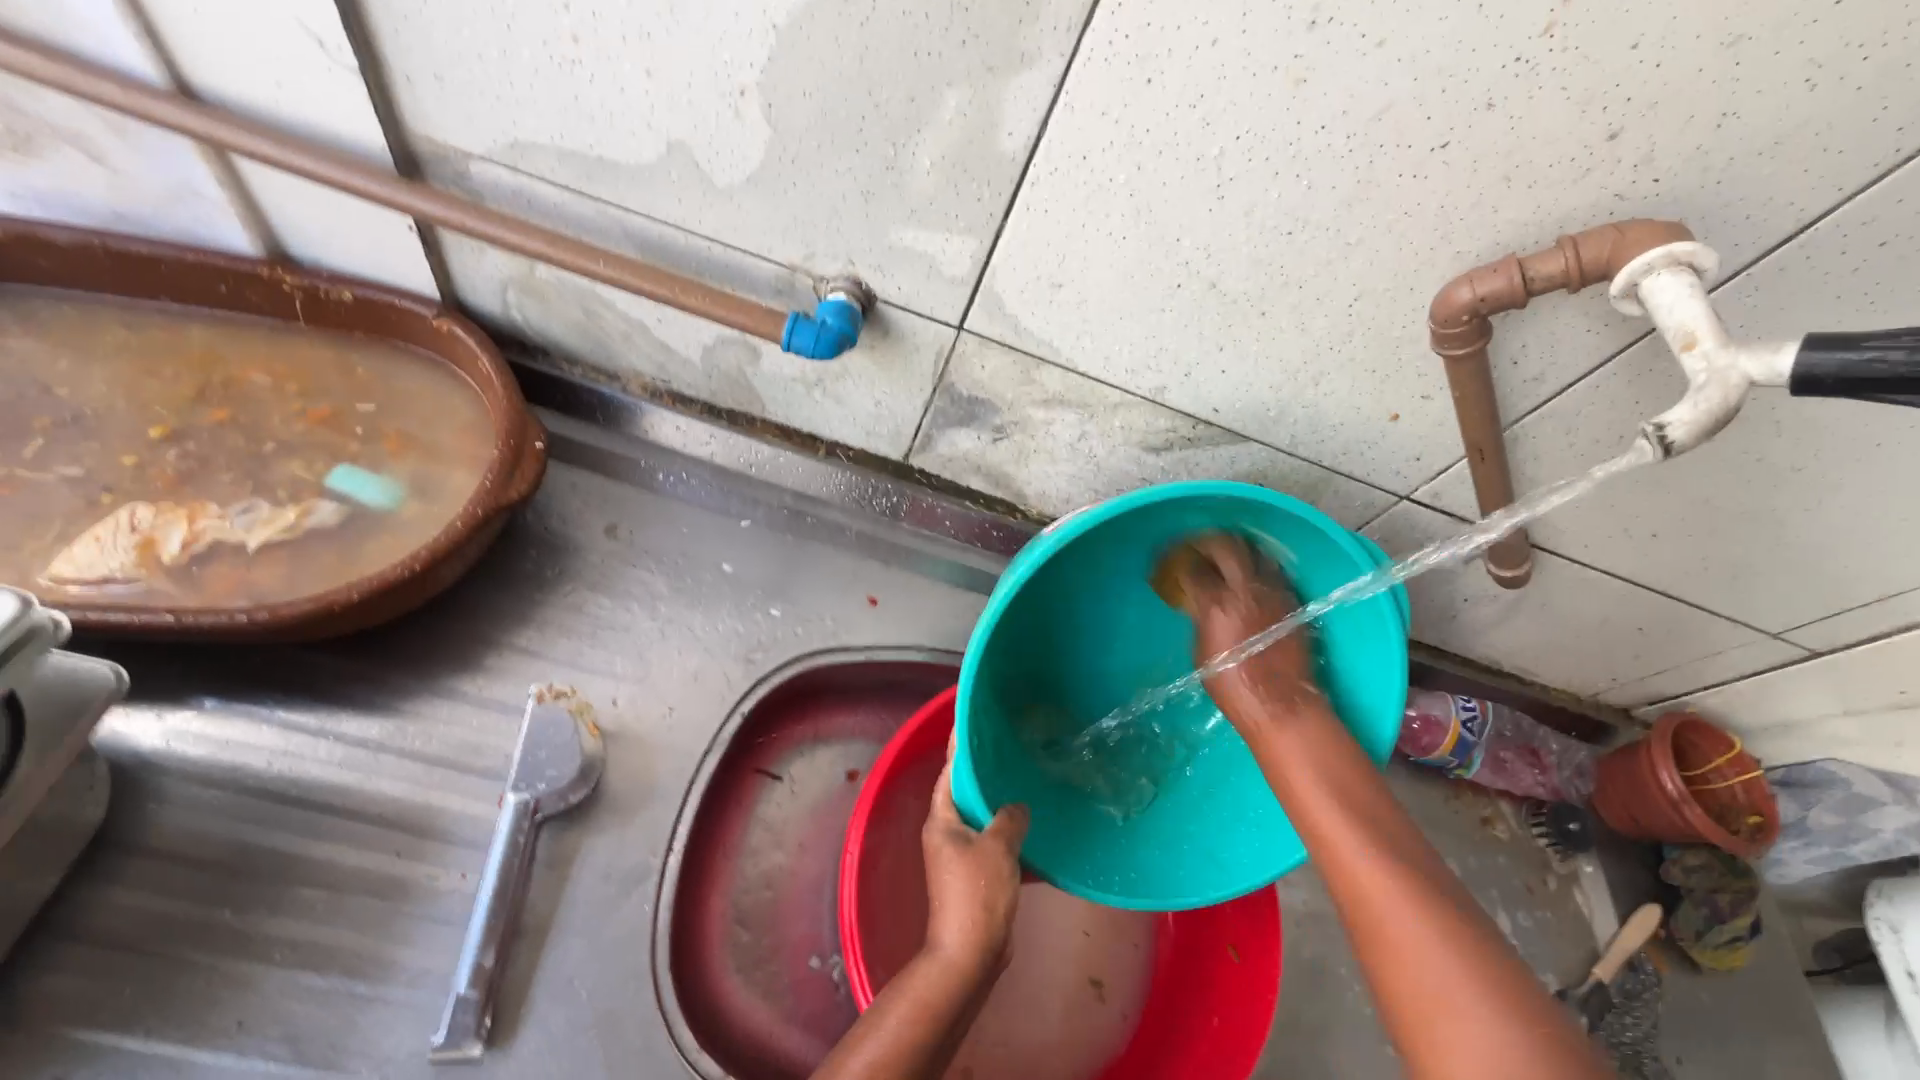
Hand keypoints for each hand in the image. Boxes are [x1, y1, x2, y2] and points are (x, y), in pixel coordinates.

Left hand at [921, 738, 1028, 974]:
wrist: (971, 953)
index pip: (949, 774)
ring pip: (985, 822)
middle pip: (967, 796)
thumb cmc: (977, 893)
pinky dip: (1014, 840)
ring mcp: (961, 857)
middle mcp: (947, 834)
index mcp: (942, 820)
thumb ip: (1009, 818)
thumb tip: (1017, 807)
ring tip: (1030, 783)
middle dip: (987, 775)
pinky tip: (1039, 832)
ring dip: (1004, 808)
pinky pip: (997, 847)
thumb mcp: (997, 847)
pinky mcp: (978, 877)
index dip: (960, 749)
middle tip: (1012, 749)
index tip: (972, 723)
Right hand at [1161, 532, 1327, 728]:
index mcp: (1216, 603)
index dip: (1181, 561)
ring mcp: (1274, 592)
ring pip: (1256, 553)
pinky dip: (1259, 567)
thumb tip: (1200, 605)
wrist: (1281, 703)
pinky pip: (1274, 572)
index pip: (1194, 568)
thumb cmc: (1232, 686)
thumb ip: (1201, 620)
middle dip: (1209, 543)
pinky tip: (1251, 578)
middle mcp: (1246, 588)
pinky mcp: (1293, 601)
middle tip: (1200, 547)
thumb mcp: (1201, 652)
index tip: (1176, 562)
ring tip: (1227, 557)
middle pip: (1227, 546)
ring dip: (1238, 551)